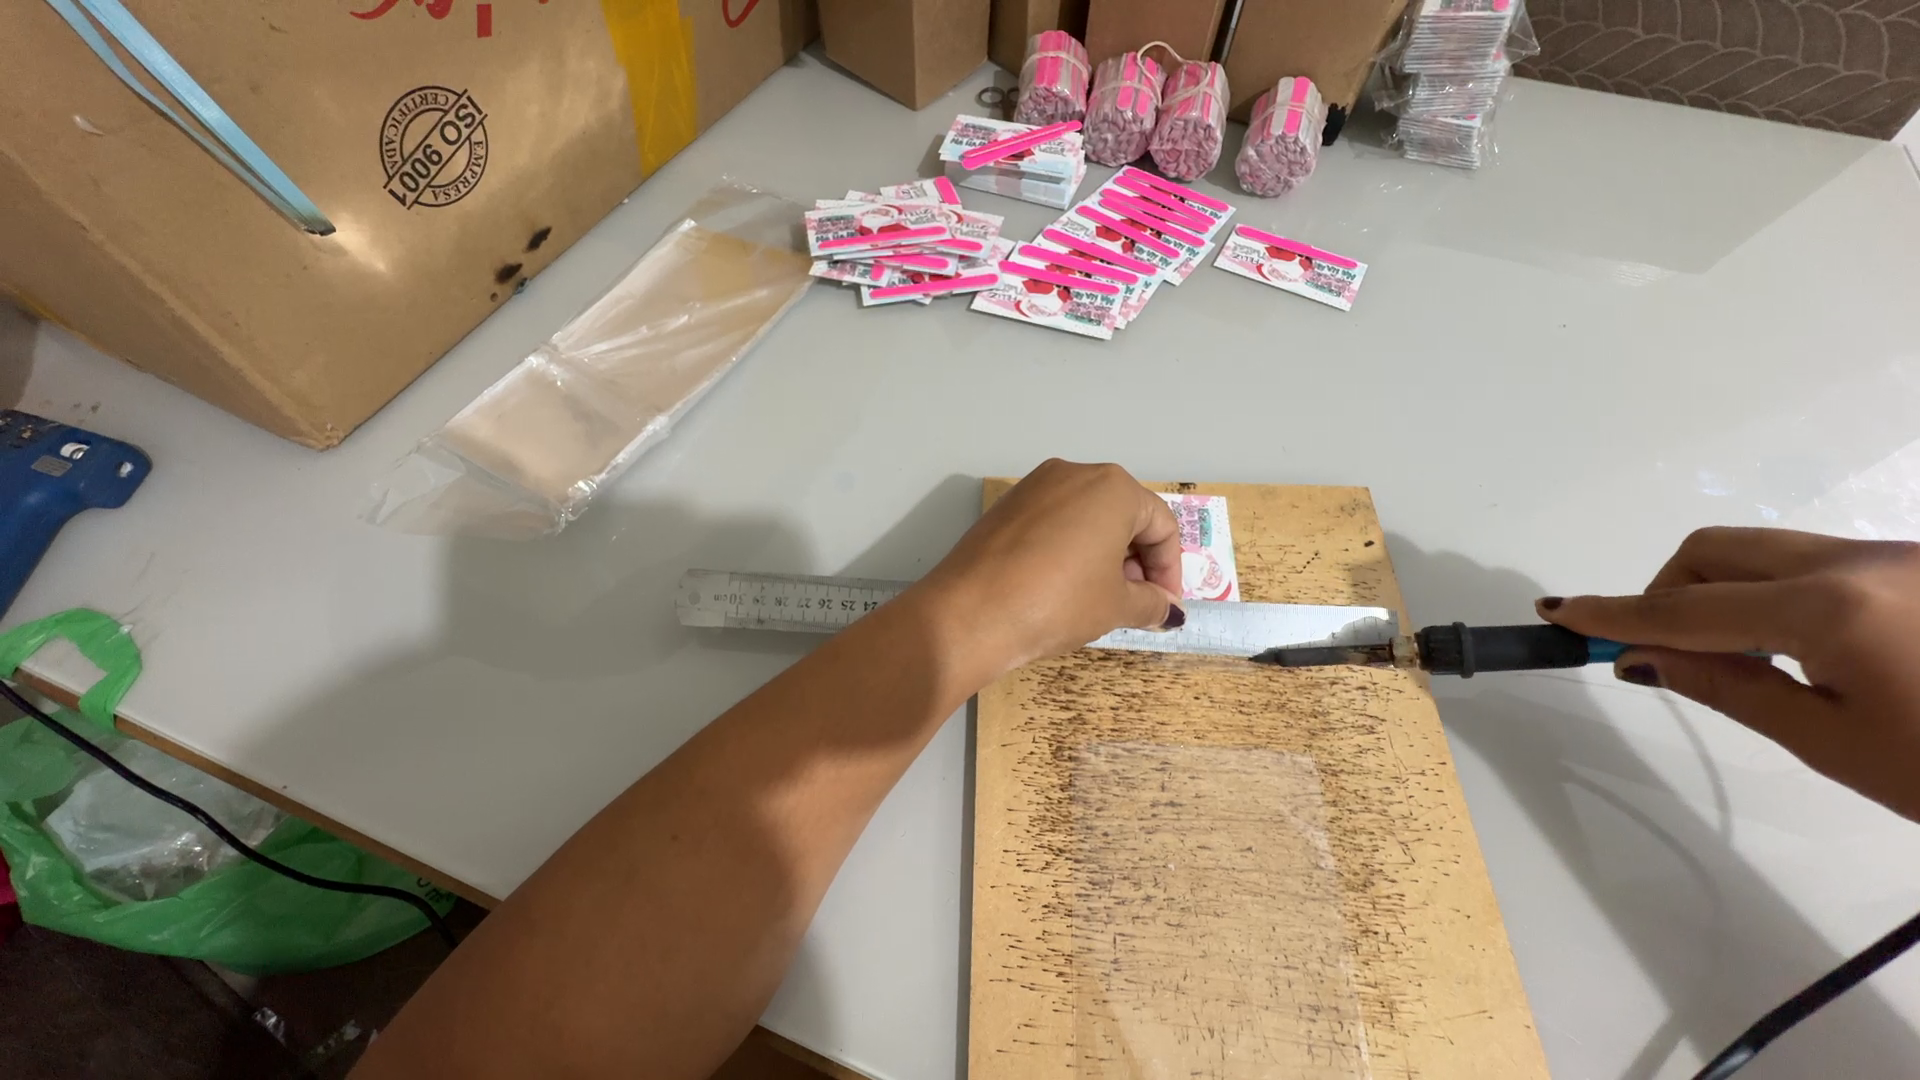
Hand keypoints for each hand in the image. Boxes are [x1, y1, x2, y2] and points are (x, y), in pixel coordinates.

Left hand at [913, 459, 1183, 680]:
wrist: (970, 614)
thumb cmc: (1058, 603)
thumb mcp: (1115, 606)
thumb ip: (1151, 603)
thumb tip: (1168, 609)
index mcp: (1112, 486)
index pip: (1161, 526)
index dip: (1169, 571)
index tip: (1163, 608)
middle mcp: (1074, 473)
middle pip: (1124, 515)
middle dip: (1136, 561)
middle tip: (1133, 604)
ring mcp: (1035, 486)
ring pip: (1087, 517)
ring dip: (1104, 555)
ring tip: (1098, 598)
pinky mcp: (1006, 506)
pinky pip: (1055, 522)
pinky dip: (1070, 548)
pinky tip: (1062, 586)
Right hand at [1537, 527, 1919, 822]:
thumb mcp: (1835, 742)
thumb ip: (1725, 686)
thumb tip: (1639, 657)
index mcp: (1829, 609)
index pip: (1683, 609)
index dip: (1612, 614)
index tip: (1556, 610)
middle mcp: (1861, 563)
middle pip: (1715, 550)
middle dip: (1667, 592)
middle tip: (1667, 649)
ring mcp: (1902, 558)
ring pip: (1765, 553)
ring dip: (1723, 593)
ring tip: (1747, 657)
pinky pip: (1817, 565)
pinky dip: (1776, 596)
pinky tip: (1809, 648)